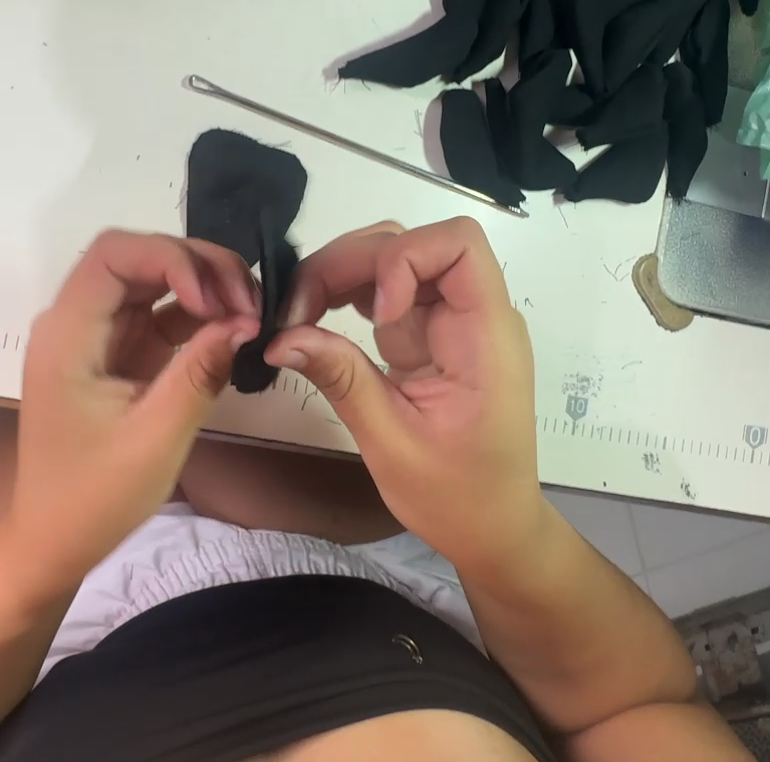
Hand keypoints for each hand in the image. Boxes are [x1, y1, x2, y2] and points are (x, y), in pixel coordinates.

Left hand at [7, 231, 258, 590]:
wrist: (56, 539)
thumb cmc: (94, 496)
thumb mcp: (156, 438)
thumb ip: (200, 373)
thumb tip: (247, 321)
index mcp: (67, 335)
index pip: (113, 254)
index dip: (170, 258)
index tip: (216, 300)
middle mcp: (78, 320)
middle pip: (138, 257)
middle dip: (198, 266)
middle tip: (250, 300)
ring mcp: (101, 333)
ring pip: (154, 277)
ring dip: (205, 284)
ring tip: (250, 309)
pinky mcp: (122, 349)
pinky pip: (162, 311)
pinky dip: (200, 312)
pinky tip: (235, 327)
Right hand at [266, 218, 545, 571]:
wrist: (490, 526)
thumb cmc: (457, 496)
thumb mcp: (392, 443)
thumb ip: (342, 379)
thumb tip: (279, 337)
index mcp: (485, 334)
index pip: (457, 245)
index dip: (405, 259)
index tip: (372, 315)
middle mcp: (470, 312)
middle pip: (410, 243)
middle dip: (348, 263)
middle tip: (296, 310)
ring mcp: (446, 318)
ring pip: (391, 257)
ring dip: (339, 273)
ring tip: (298, 313)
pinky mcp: (424, 330)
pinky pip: (382, 288)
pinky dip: (344, 293)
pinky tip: (314, 318)